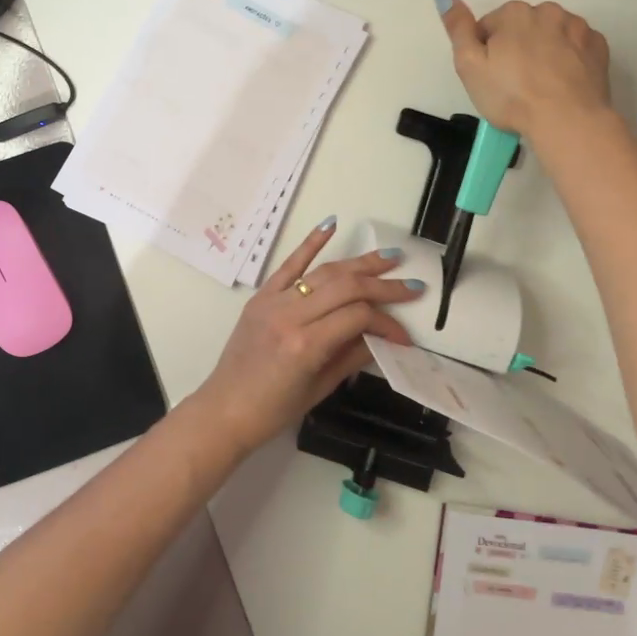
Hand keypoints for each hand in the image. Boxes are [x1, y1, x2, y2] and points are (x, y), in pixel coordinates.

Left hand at [189, 219, 416, 455]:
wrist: (224, 409)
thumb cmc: (273, 410)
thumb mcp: (319, 388)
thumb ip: (352, 356)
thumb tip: (383, 337)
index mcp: (305, 345)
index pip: (359, 317)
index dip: (387, 323)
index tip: (404, 337)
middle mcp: (290, 315)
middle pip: (346, 287)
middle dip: (383, 286)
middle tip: (412, 286)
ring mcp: (273, 302)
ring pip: (324, 272)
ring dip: (359, 263)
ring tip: (389, 258)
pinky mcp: (261, 296)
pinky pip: (289, 265)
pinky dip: (311, 243)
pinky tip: (331, 224)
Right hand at [437, 0, 612, 143]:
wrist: (567, 120)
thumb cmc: (511, 95)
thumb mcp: (469, 65)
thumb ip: (457, 27)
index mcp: (513, 12)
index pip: (488, 27)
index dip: (485, 54)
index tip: (490, 78)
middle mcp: (548, 11)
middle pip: (521, 28)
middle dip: (515, 48)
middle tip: (514, 84)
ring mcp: (578, 27)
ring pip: (551, 35)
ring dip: (543, 51)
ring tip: (540, 85)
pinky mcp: (599, 47)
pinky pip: (576, 47)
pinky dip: (569, 59)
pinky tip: (562, 82)